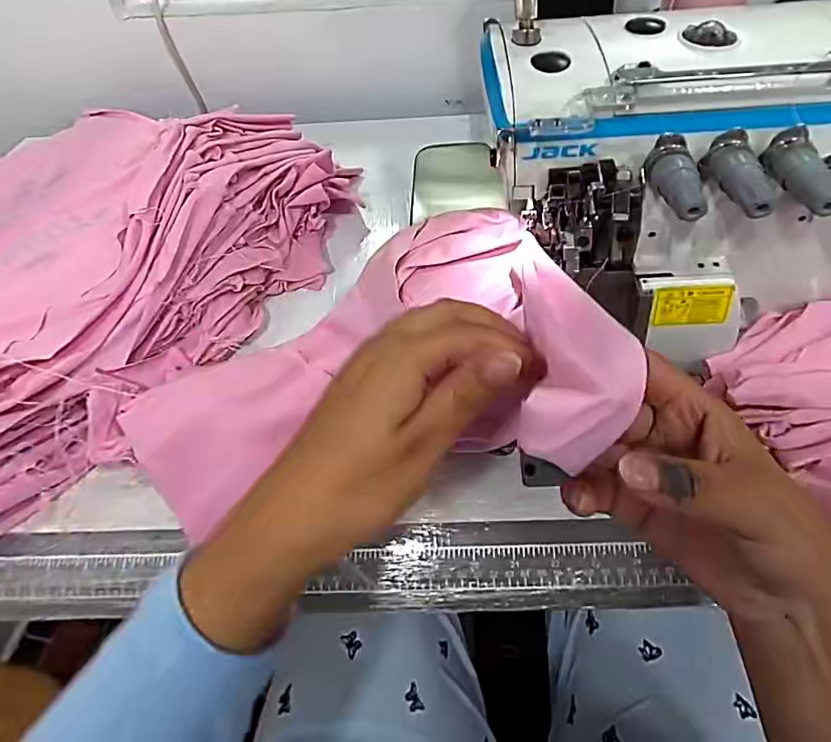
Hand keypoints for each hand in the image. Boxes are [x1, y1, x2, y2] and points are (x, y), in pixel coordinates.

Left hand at [182, 300, 536, 650]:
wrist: (288, 517)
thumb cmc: (359, 489)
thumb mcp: (421, 447)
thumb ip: (464, 394)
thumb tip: (509, 356)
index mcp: (400, 357)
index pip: (467, 332)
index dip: (508, 345)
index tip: (543, 369)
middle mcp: (383, 343)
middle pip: (448, 313)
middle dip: (493, 327)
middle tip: (528, 359)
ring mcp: (369, 355)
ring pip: (429, 321)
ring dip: (470, 330)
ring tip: (502, 361)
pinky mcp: (363, 373)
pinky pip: (413, 336)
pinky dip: (447, 340)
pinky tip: (459, 368)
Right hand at [561, 353, 830, 620]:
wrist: (794, 607)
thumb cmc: (789, 535)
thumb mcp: (749, 500)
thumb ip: (687, 483)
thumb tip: (626, 467)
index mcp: (696, 412)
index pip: (648, 373)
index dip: (611, 361)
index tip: (569, 357)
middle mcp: (666, 434)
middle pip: (613, 407)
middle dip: (581, 407)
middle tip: (546, 413)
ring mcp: (650, 472)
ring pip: (601, 448)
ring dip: (575, 451)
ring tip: (556, 461)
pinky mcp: (638, 508)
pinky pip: (601, 489)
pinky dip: (583, 490)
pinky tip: (577, 498)